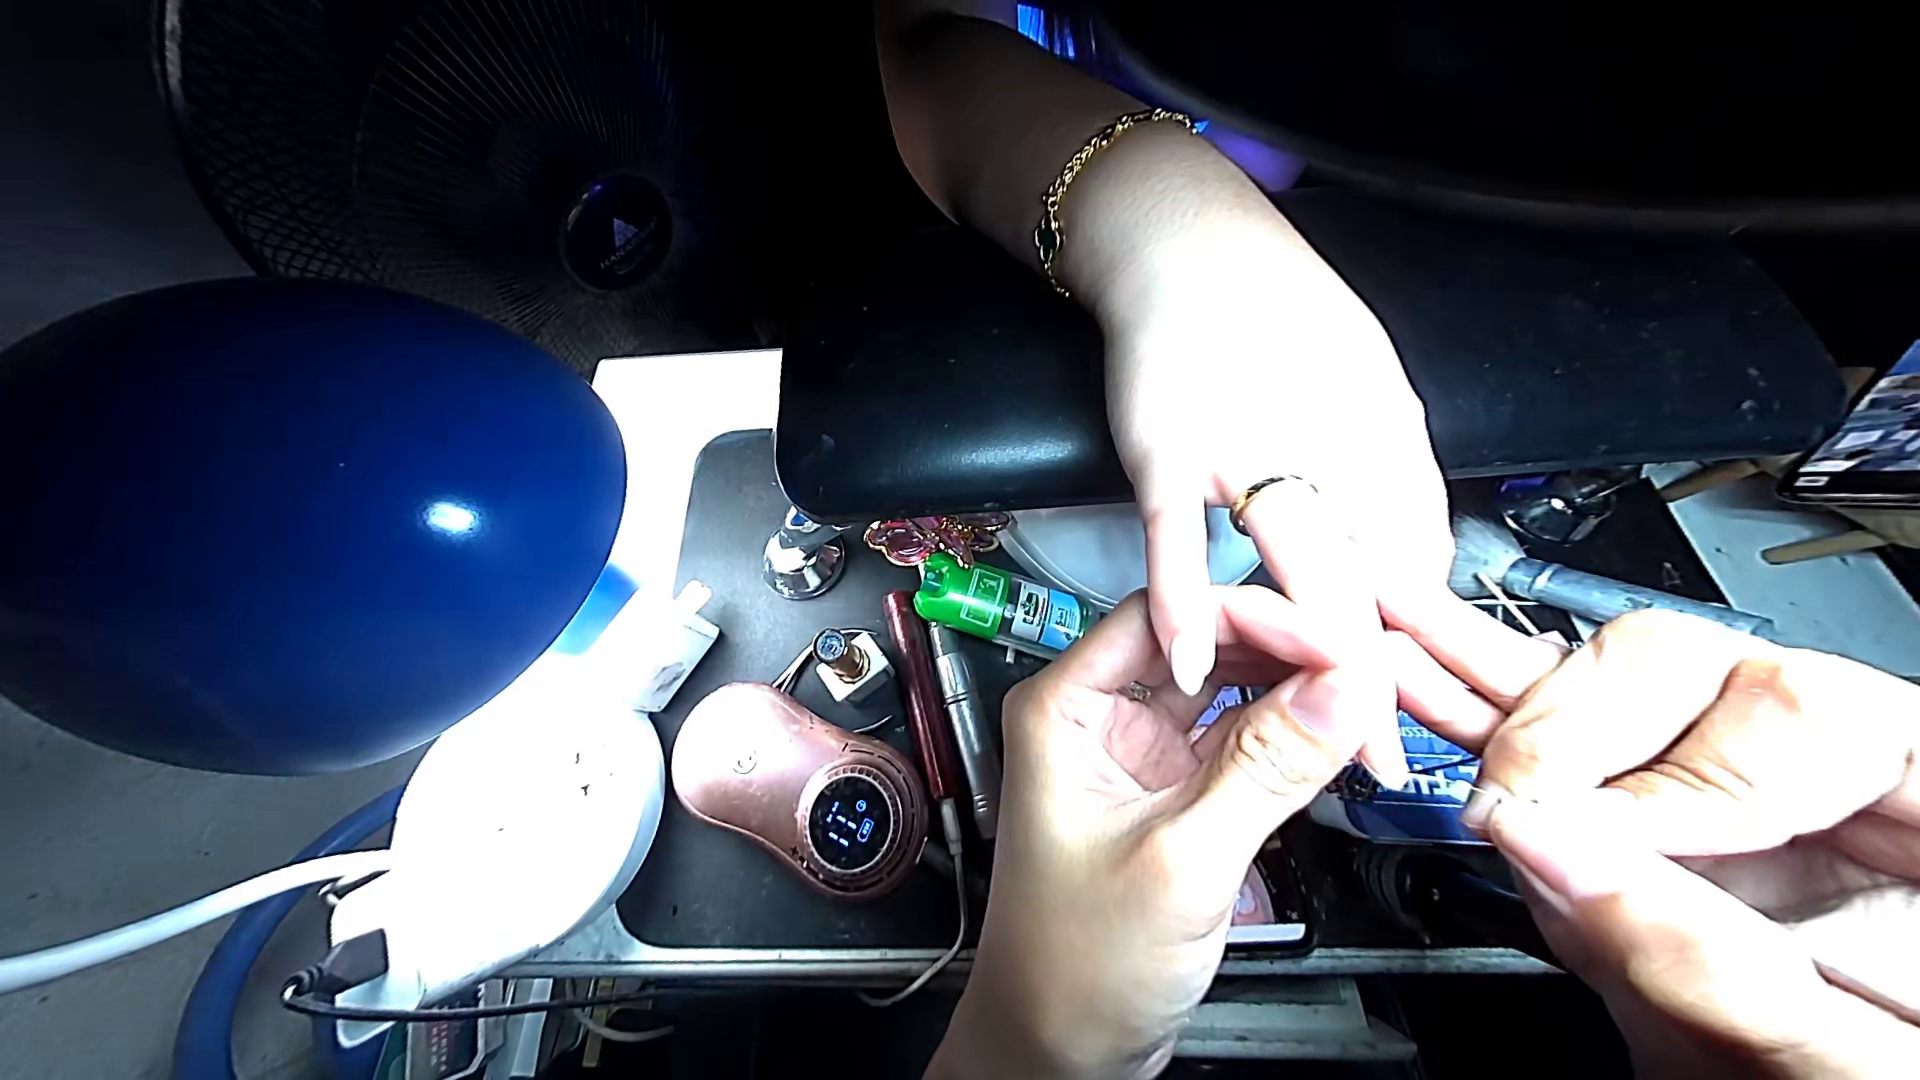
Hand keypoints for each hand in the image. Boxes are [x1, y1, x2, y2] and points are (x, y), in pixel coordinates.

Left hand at [929, 587, 1371, 1079]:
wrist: (1059, 1039)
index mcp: (1063, 705)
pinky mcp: (1168, 781)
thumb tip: (1340, 692)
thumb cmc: (1077, 958)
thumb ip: (1264, 771)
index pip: (1157, 619)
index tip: (1325, 635)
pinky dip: (1280, 731)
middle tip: (1357, 660)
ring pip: (1218, 686)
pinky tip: (1328, 729)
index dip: (1242, 616)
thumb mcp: (1179, 859)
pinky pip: (1231, 735)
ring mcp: (1134, 745)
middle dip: (1276, 647)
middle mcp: (1094, 710)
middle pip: (1192, 643)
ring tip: (1357, 691)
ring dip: (1286, 686)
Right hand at [1068, 144, 1448, 787]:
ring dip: (1311, 661)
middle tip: (1389, 760)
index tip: (1422, 701)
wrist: (1190, 248)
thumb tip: (1392, 534)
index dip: (1426, 639)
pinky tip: (1189, 659)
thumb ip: (1380, 457)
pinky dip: (1183, 602)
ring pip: (1295, 569)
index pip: (1421, 555)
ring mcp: (1243, 451)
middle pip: (1375, 580)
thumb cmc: (1269, 309)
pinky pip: (1178, 541)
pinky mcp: (1169, 452)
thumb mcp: (1357, 373)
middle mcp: (1330, 446)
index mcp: (1386, 429)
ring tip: (1316, 743)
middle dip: (1387, 680)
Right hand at [1385, 595, 1919, 1075]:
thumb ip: (1717, 965)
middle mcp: (1804, 773)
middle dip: (1564, 731)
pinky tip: (1401, 664)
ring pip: (1568, 678)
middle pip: (1668, 664)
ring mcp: (1681, 774)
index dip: (1693, 770)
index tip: (1602, 841)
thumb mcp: (1850, 1070)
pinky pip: (1511, 723)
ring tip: (1393, 639)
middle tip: (1511, 802)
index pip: (1805, 711)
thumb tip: (1543, 843)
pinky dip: (1451, 702)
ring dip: (1467, 668)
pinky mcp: (1595, 796)